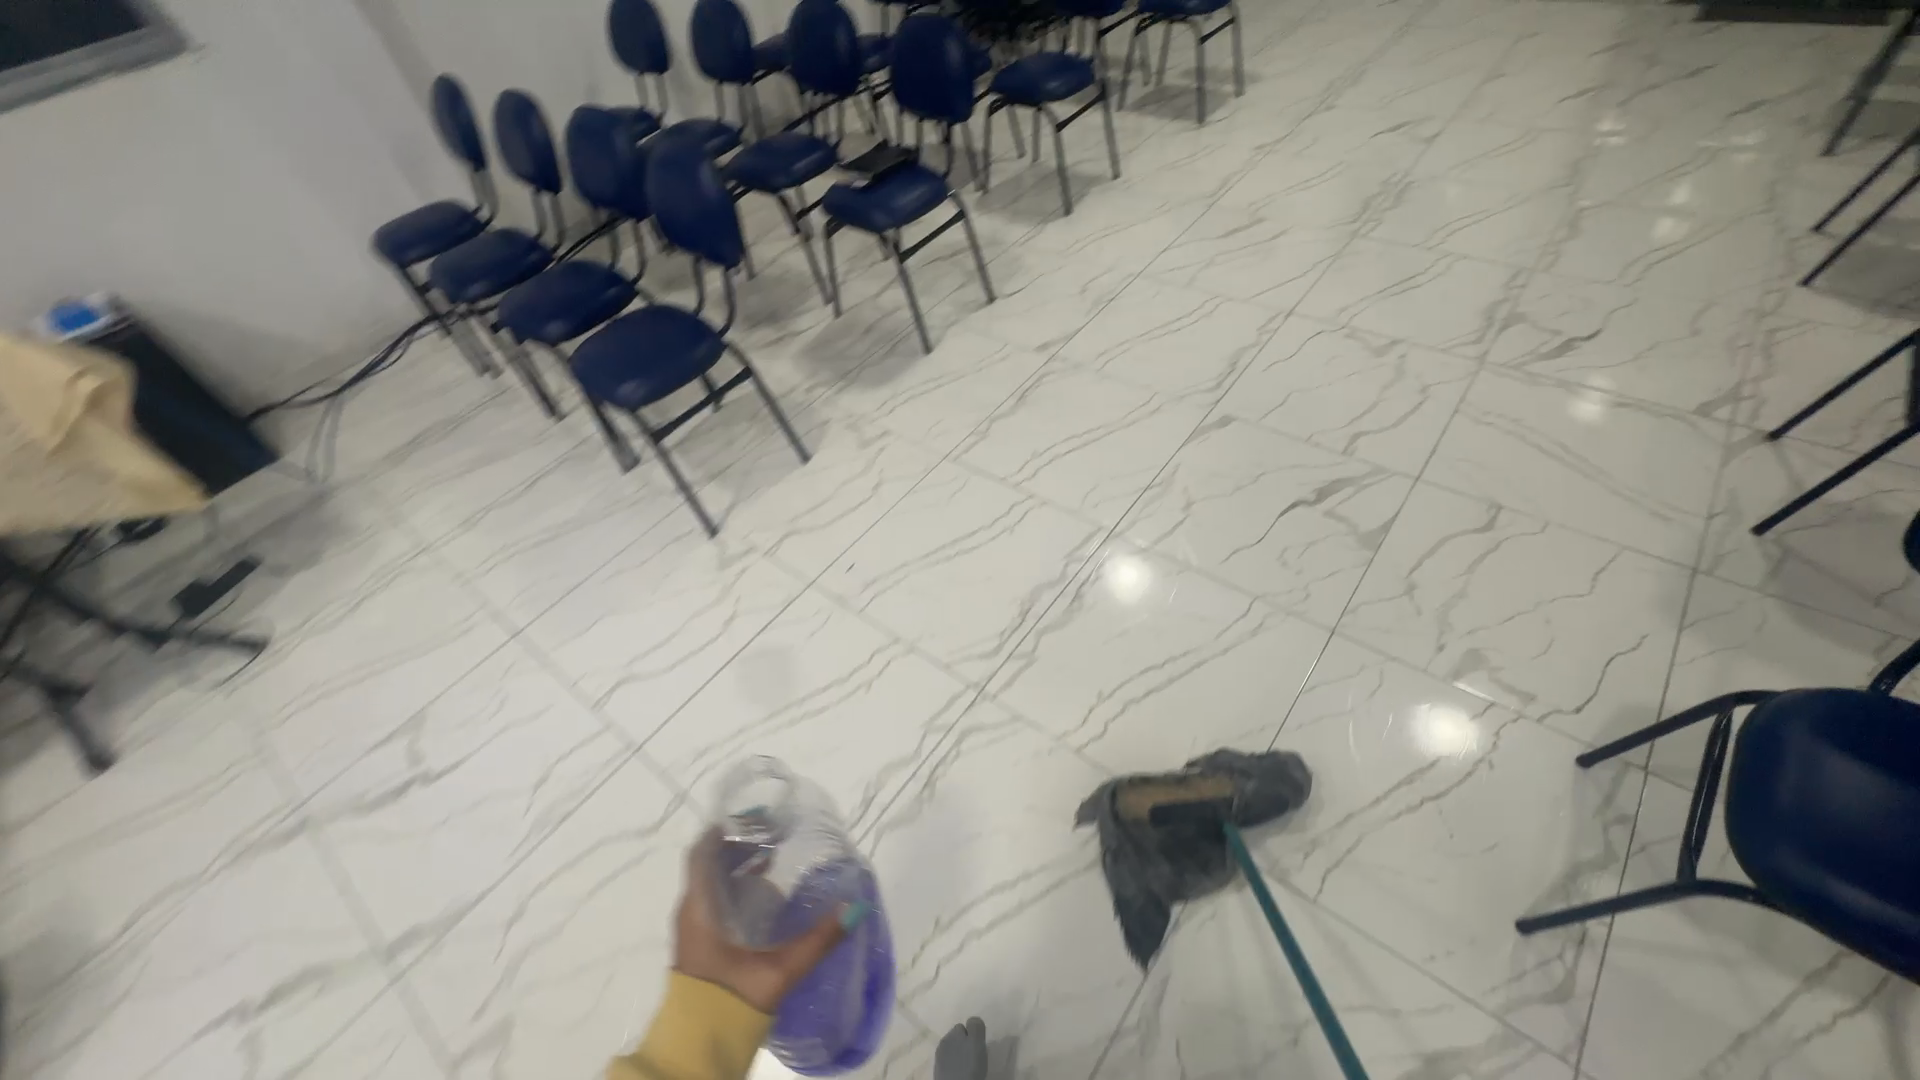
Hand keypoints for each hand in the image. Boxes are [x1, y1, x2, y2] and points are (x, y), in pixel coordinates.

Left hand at [671, 831, 867, 1012]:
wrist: (697, 1054)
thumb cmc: (730, 1002)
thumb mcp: (779, 971)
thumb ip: (817, 940)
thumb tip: (855, 907)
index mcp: (699, 909)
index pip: (702, 852)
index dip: (725, 829)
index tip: (756, 817)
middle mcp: (691, 914)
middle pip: (709, 865)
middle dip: (740, 847)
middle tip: (775, 834)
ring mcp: (693, 933)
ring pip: (712, 886)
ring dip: (738, 869)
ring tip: (774, 860)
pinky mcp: (701, 949)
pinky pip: (715, 904)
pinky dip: (736, 891)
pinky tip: (766, 897)